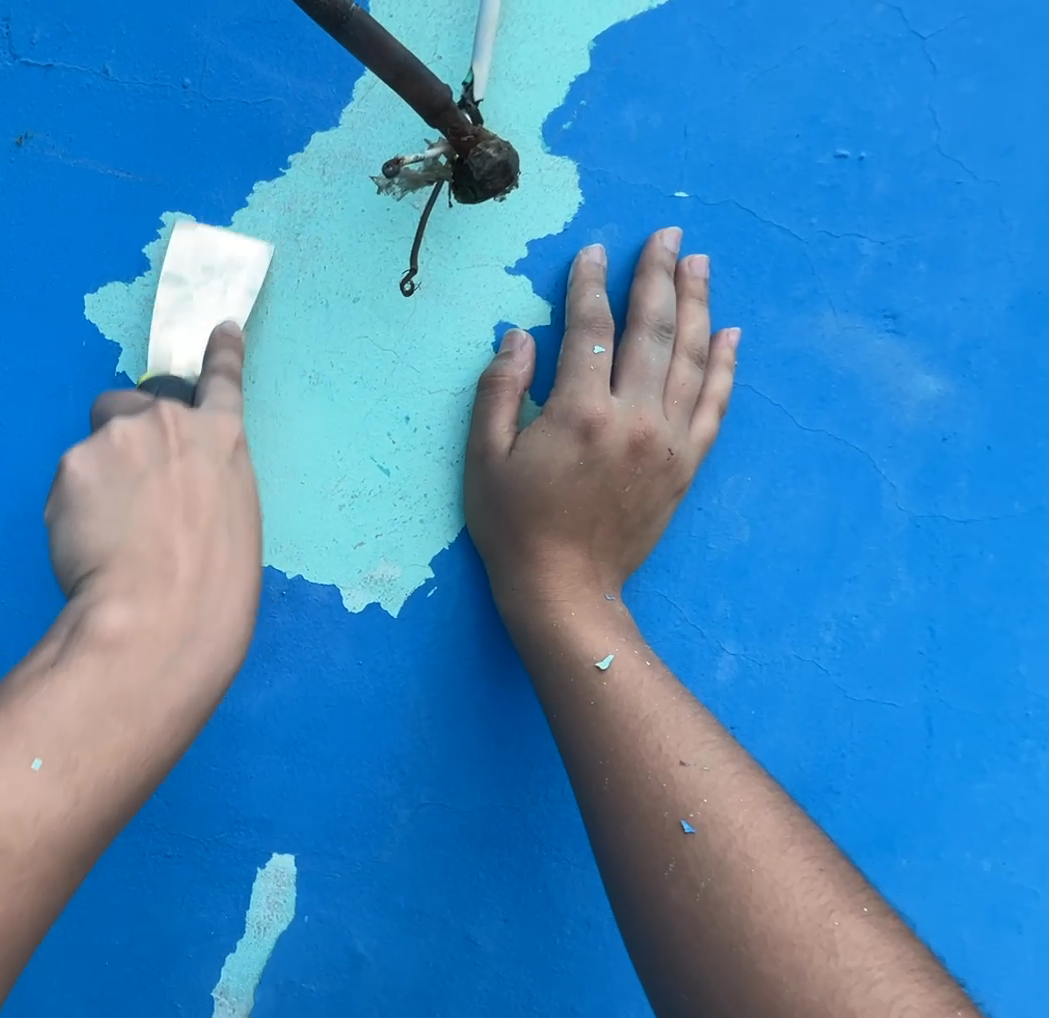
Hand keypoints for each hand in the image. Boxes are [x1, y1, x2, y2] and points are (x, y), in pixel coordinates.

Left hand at [44, 323, 262, 691]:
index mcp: (221, 441)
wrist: (160, 616)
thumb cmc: (212, 592)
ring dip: (94, 479)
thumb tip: (171, 489)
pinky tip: (86, 549)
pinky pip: (66, 484)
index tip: (219, 329)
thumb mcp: (232, 526)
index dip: (220, 355)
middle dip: (118, 438)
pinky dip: (71, 510)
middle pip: (125, 408)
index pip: (220, 384)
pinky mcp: (72, 464)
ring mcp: (117, 438)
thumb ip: (203, 485)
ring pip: (90, 449)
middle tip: (122, 494)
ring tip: (107, 538)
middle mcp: (168, 424)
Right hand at [465, 229, 739, 609]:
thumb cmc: (511, 523)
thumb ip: (499, 392)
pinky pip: (714, 402)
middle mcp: (633, 416)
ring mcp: (668, 439)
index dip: (589, 287)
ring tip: (698, 263)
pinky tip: (730, 332)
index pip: (587, 331)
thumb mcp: (483, 459)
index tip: (594, 252)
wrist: (563, 585)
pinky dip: (725, 363)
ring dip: (695, 304)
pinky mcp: (686, 463)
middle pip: (650, 332)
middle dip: (656, 278)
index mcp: (577, 412)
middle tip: (664, 236)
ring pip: (691, 356)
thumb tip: (518, 336)